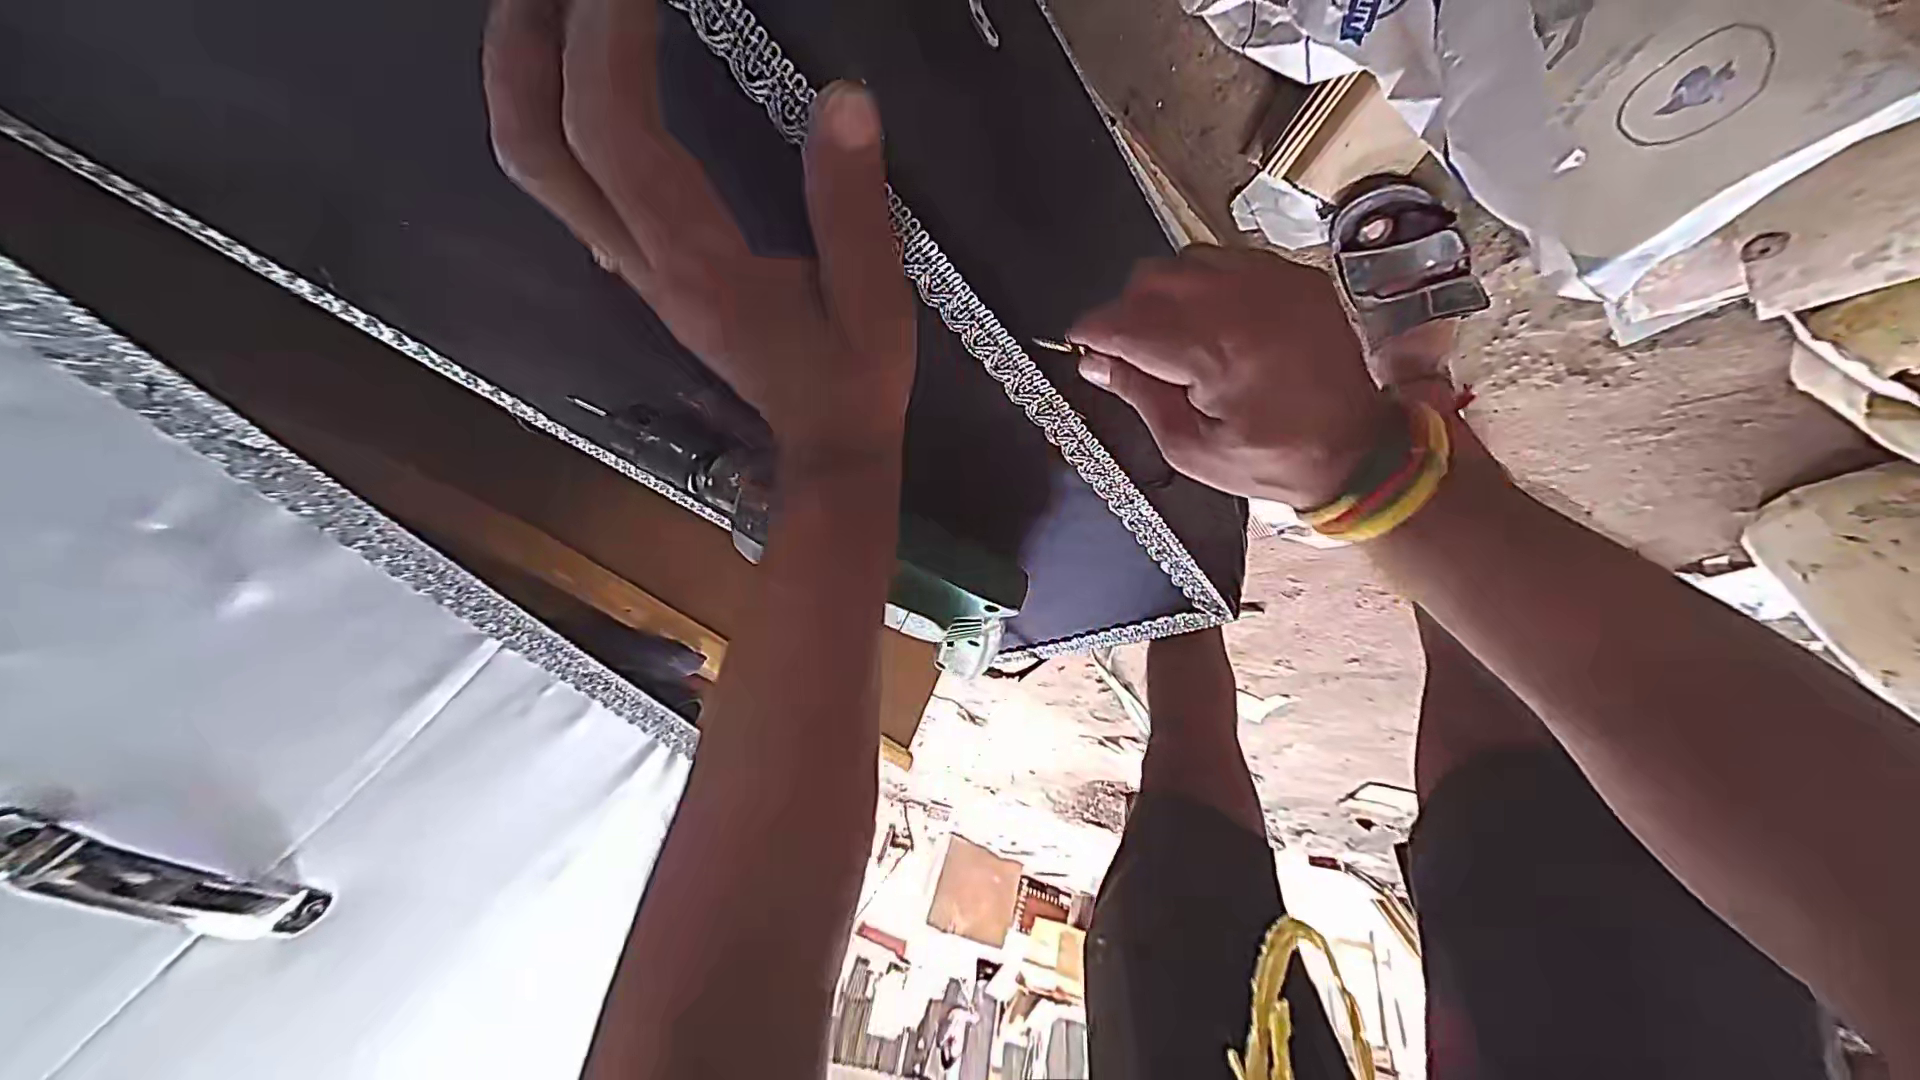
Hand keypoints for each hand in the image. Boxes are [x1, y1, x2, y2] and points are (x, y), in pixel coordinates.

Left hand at [483, 0, 915, 462]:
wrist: (829, 443)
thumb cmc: (853, 383)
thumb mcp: (874, 302)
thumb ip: (855, 207)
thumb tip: (844, 102)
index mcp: (701, 266)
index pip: (615, 133)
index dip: (607, 34)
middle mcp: (649, 268)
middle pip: (539, 148)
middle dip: (529, 40)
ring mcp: (642, 277)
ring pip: (545, 174)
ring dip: (530, 78)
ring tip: (561, 9)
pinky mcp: (654, 283)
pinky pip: (578, 196)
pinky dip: (563, 127)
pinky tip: (592, 90)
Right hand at [1069, 246, 1389, 506]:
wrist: (1356, 448)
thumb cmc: (1272, 459)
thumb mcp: (1189, 447)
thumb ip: (1139, 396)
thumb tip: (1096, 363)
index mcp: (1217, 354)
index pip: (1129, 323)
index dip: (1093, 331)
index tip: (1079, 342)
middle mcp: (1246, 304)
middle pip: (1151, 281)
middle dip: (1124, 313)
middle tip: (1123, 350)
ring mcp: (1276, 283)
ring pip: (1184, 261)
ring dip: (1161, 295)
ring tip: (1168, 337)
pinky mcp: (1295, 276)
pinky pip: (1225, 259)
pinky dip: (1200, 284)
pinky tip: (1206, 321)